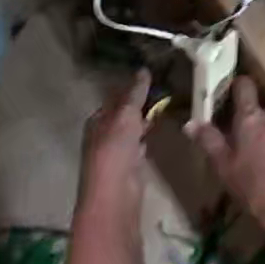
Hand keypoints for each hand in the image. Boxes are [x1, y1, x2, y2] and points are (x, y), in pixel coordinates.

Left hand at [77, 69, 150, 225]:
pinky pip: (140, 142)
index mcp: (97, 121)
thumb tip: (143, 69)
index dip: (131, 87)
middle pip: (123, 113)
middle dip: (140, 102)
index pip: (114, 98)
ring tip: (166, 102)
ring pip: (133, 127)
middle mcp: (104, 134)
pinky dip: (148, 134)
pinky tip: (160, 128)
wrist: (115, 194)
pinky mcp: (130, 164)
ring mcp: (116, 151)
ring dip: (145, 117)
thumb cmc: (115, 150)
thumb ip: (135, 94)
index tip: (152, 74)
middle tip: (164, 86)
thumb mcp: (126, 116)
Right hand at [186, 76, 264, 237]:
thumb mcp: (224, 166)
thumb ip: (209, 141)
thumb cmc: (252, 184)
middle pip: (256, 111)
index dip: (236, 85)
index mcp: (251, 118)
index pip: (245, 87)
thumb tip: (190, 122)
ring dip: (260, 136)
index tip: (227, 90)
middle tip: (232, 140)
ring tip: (250, 159)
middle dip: (245, 122)